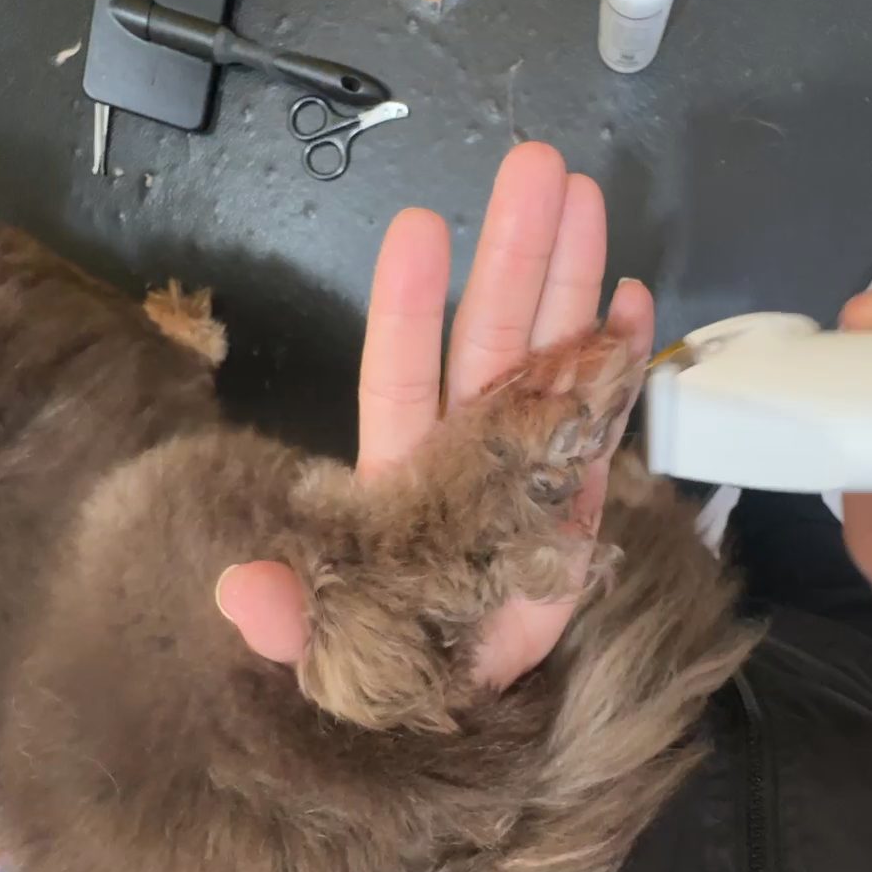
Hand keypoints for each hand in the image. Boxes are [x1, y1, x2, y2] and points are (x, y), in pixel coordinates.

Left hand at [215, 143, 655, 687]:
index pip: (403, 372)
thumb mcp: (337, 655)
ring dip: (570, 277)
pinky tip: (632, 299)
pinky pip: (602, 414)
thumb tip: (239, 589)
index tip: (421, 225)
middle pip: (492, 335)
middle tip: (537, 166)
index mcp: (403, 468)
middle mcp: (467, 444)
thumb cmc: (400, 670)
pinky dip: (619, 360)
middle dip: (514, 252)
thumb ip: (293, 620)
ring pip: (553, 353)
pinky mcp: (580, 489)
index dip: (413, 305)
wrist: (473, 705)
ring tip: (587, 199)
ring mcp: (530, 458)